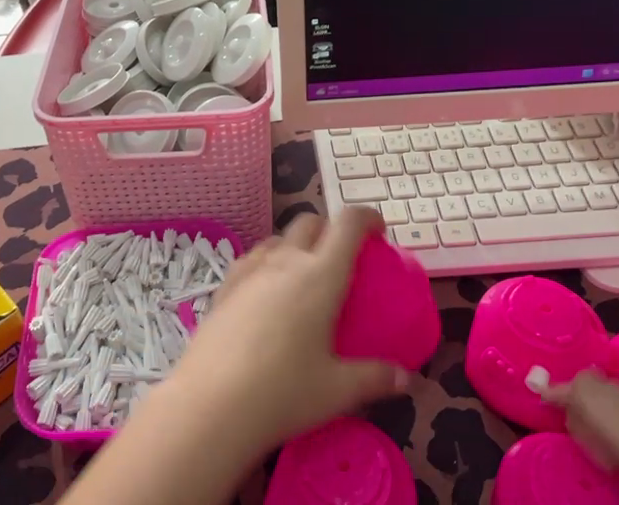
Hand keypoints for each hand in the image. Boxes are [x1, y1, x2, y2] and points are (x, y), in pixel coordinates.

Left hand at [157, 208, 409, 457]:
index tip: (378, 230)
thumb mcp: (339, 390)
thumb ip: (375, 378)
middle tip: (344, 257)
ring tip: (306, 277)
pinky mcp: (224, 286)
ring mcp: (249, 270)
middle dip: (330, 229)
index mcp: (320, 276)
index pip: (347, 225)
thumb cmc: (284, 392)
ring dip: (297, 245)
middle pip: (309, 222)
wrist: (211, 402)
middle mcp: (284, 261)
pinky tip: (269, 295)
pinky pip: (252, 260)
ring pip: (278, 239)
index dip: (366, 218)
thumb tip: (406, 379)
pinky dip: (268, 264)